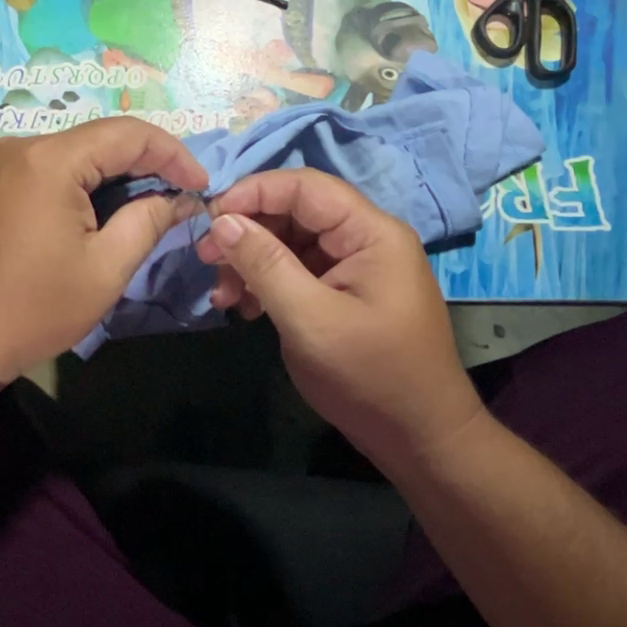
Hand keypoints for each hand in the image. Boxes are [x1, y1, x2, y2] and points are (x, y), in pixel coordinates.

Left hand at [0, 118, 208, 389]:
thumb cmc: (32, 309)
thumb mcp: (104, 270)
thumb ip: (148, 222)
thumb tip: (179, 198)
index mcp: (49, 159)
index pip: (128, 134)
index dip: (174, 154)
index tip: (202, 186)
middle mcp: (21, 146)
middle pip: (99, 140)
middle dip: (145, 165)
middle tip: (179, 198)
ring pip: (73, 154)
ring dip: (112, 176)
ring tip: (145, 208)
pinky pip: (46, 169)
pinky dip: (80, 184)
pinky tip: (98, 213)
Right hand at [194, 169, 484, 468]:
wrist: (420, 440)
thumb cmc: (370, 377)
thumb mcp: (310, 320)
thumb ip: (265, 265)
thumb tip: (221, 220)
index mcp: (371, 233)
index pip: (304, 187)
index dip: (252, 193)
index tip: (209, 220)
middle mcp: (365, 239)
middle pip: (294, 211)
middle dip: (247, 231)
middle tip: (205, 260)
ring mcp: (355, 266)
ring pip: (289, 240)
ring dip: (250, 261)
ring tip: (223, 297)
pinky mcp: (343, 292)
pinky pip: (296, 269)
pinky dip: (266, 283)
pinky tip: (245, 308)